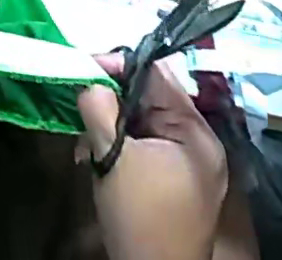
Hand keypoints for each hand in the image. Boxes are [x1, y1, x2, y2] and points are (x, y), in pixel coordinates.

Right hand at [79, 54, 230, 259]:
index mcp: (195, 133)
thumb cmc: (139, 217)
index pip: (157, 75)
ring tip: (86, 127)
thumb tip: (89, 80)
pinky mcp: (176, 175)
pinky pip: (146, 139)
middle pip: (151, 95)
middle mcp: (199, 141)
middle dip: (113, 93)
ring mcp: (190, 160)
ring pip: (145, 116)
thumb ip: (99, 108)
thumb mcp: (112, 157)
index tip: (86, 65)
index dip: (120, 64)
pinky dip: (121, 138)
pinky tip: (97, 149)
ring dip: (113, 117)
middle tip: (81, 93)